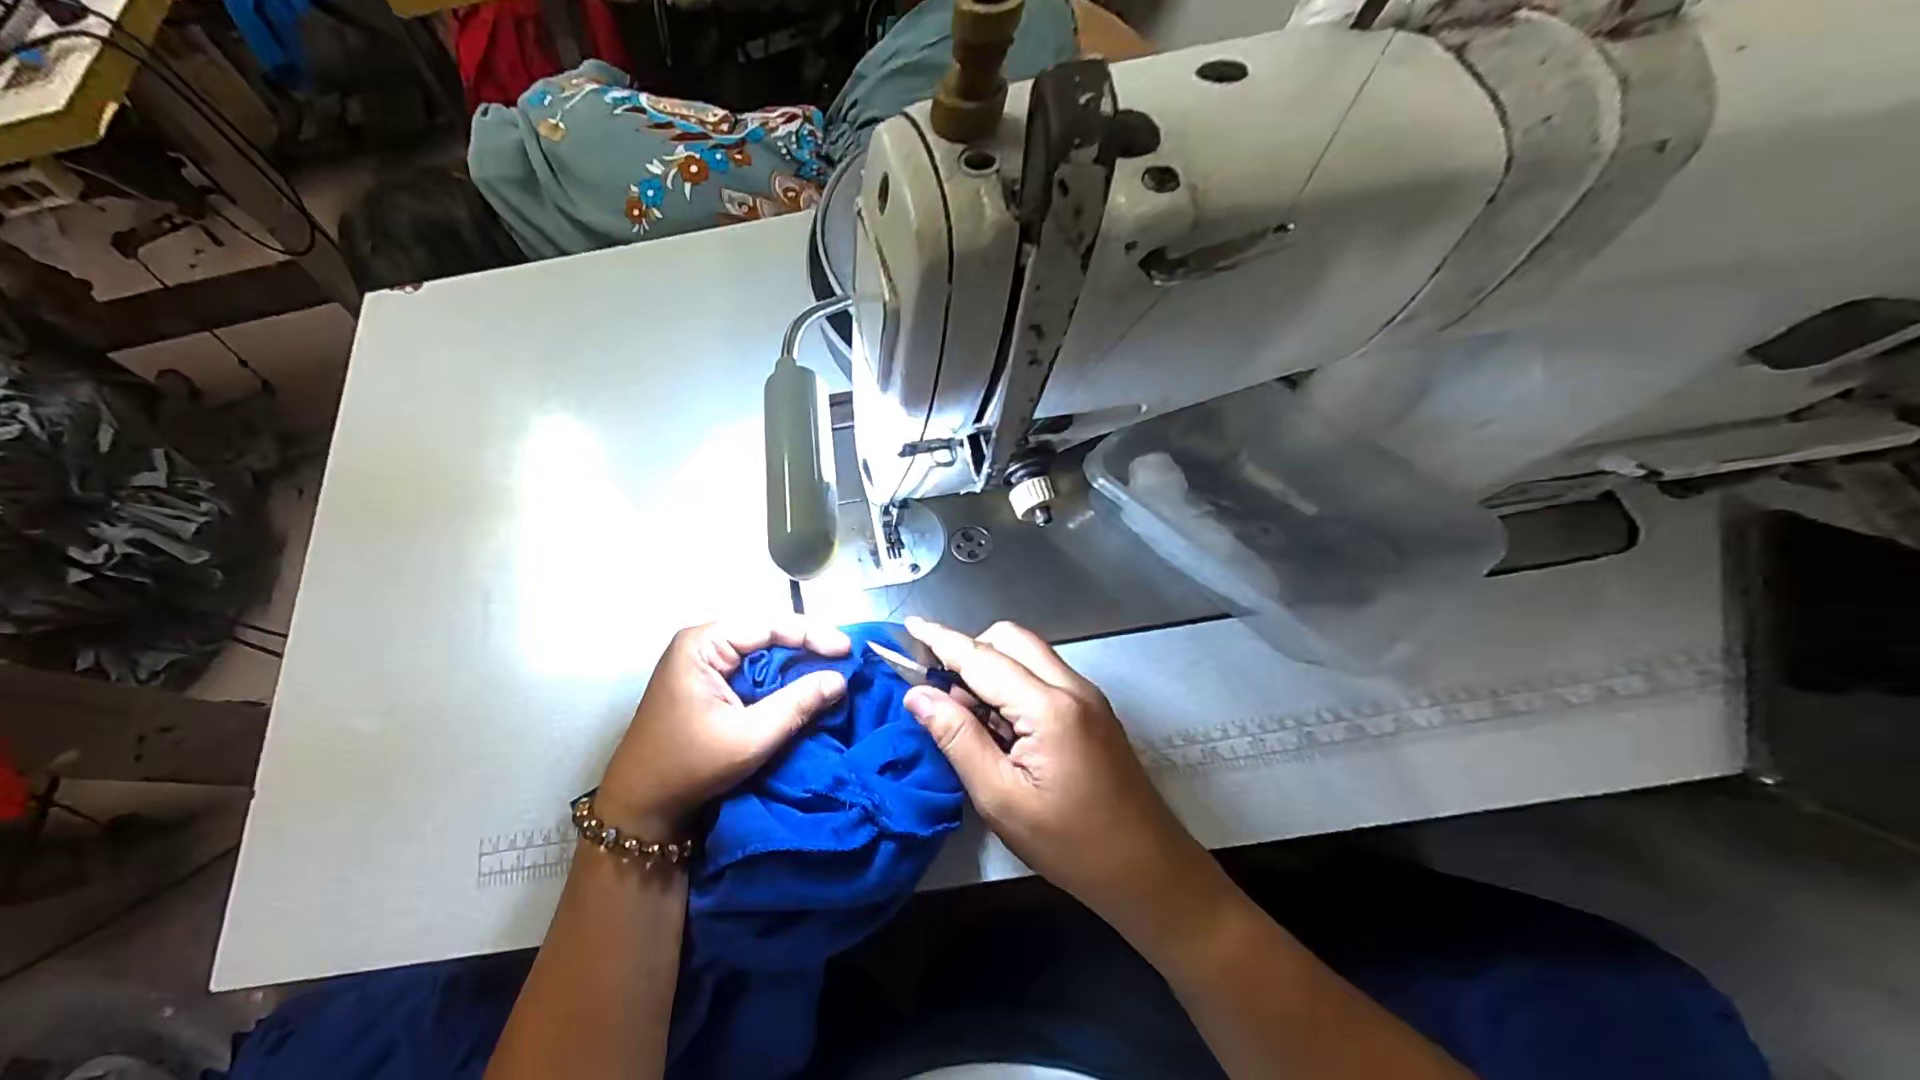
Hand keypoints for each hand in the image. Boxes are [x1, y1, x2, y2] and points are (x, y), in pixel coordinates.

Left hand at [598, 617, 850, 836]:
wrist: (641, 807)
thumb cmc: (690, 766)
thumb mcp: (750, 736)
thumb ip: (797, 704)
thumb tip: (840, 680)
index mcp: (702, 644)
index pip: (767, 625)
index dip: (811, 633)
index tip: (846, 650)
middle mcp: (702, 644)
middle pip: (765, 634)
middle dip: (806, 646)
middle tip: (844, 660)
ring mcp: (704, 664)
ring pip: (761, 653)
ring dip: (795, 663)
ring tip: (832, 672)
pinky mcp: (709, 685)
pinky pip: (753, 671)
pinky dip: (780, 679)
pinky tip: (805, 688)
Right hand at [901, 617, 1211, 921]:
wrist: (1147, 868)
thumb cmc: (1070, 844)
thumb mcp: (1001, 798)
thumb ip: (958, 738)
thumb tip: (918, 695)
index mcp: (1049, 707)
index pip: (982, 657)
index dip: (941, 639)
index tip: (910, 625)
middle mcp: (1072, 687)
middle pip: (1011, 639)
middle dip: (970, 650)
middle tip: (940, 692)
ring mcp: (1087, 696)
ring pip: (1029, 653)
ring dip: (992, 667)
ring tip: (969, 717)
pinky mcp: (1093, 710)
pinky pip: (1044, 674)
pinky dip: (1014, 682)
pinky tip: (1002, 726)